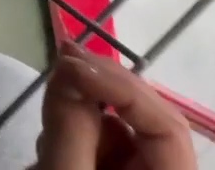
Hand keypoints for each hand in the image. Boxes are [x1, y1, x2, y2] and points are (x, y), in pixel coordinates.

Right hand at [35, 42, 195, 169]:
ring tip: (47, 116)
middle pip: (144, 118)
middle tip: (60, 56)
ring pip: (114, 125)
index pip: (167, 124)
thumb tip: (67, 66)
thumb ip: (70, 127)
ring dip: (79, 108)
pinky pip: (98, 138)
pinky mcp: (113, 167)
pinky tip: (50, 140)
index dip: (123, 88)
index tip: (69, 64)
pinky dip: (71, 127)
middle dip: (100, 87)